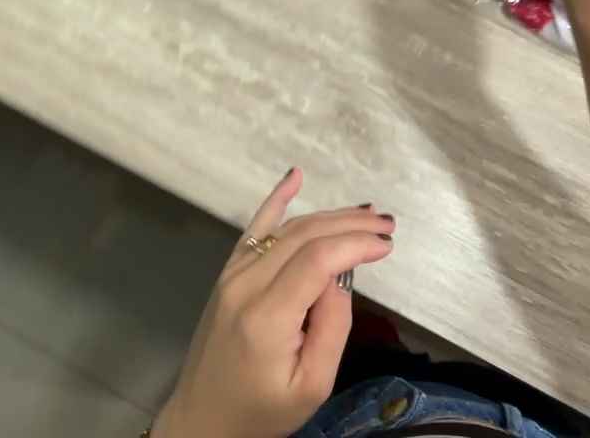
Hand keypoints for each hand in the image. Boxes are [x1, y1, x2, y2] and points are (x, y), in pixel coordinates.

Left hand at [153, 168, 395, 437]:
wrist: (201, 422)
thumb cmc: (261, 413)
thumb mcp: (311, 386)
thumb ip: (332, 327)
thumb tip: (342, 277)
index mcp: (265, 317)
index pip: (316, 260)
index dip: (355, 244)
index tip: (387, 244)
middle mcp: (245, 284)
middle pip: (304, 235)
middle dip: (350, 225)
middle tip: (387, 225)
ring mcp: (233, 274)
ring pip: (287, 227)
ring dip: (329, 216)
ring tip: (367, 215)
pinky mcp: (228, 272)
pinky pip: (255, 227)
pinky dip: (277, 199)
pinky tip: (295, 176)